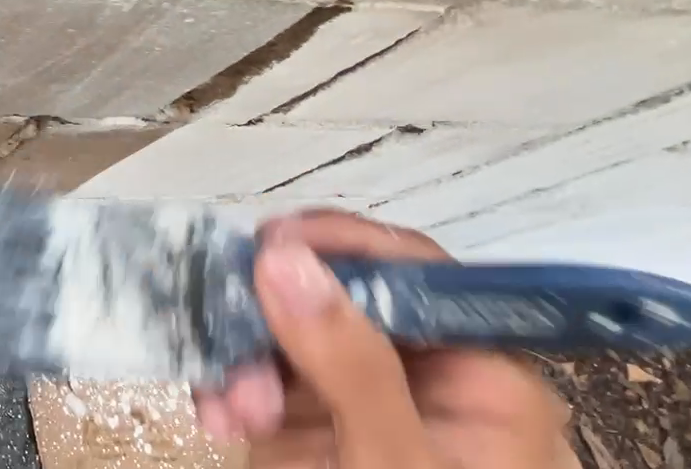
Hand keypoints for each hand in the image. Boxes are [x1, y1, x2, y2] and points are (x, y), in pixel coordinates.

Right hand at [193, 211, 579, 468]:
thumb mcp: (390, 468)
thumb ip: (349, 363)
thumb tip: (283, 255)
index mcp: (477, 381)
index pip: (416, 274)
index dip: (344, 245)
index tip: (269, 244)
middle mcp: (412, 373)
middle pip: (330, 291)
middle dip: (268, 311)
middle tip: (228, 331)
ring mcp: (347, 390)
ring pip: (274, 322)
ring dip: (235, 352)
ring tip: (225, 408)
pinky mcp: (296, 412)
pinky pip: (246, 362)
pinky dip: (221, 380)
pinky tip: (213, 417)